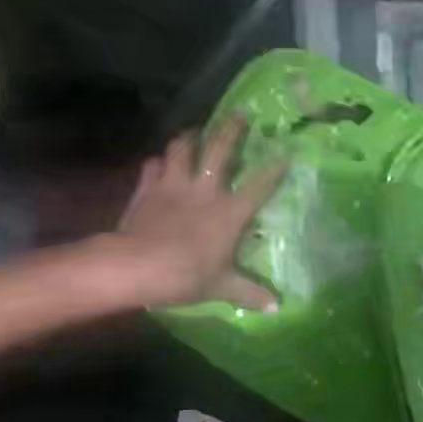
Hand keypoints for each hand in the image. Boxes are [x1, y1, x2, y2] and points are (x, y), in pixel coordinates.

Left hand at [114, 116, 286, 309]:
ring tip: (194, 131)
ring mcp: (173, 185)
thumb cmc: (186, 275)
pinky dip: (157, 161)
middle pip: (220, 149)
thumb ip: (248, 292)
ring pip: (181, 148)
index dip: (274, 168)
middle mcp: (204, 190)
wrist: (138, 265)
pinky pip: (152, 165)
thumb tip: (276, 307)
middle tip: (237, 114)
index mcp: (229, 212)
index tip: (285, 151)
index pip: (259, 185)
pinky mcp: (147, 188)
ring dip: (188, 136)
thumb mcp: (221, 287)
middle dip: (230, 129)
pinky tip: (159, 161)